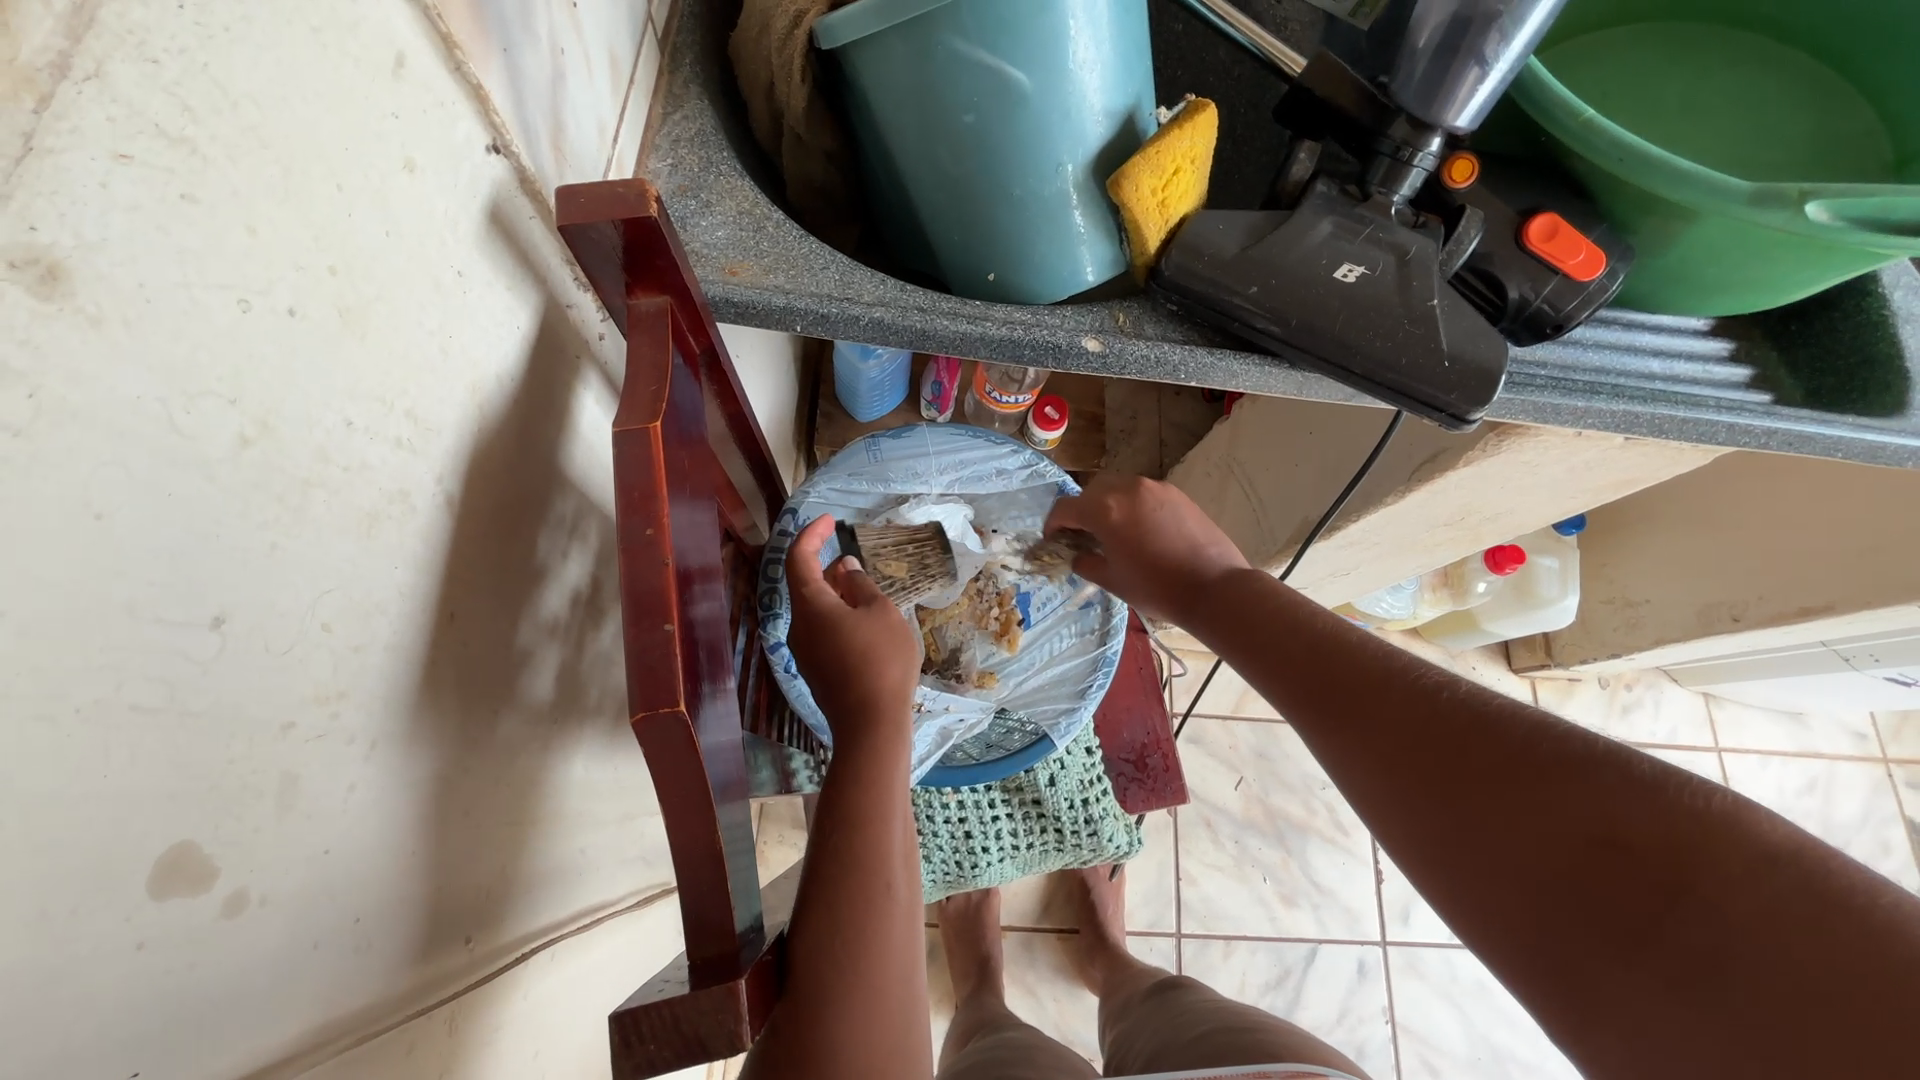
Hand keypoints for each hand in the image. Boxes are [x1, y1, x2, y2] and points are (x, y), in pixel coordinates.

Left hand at [785, 514, 923, 749]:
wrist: (871, 725)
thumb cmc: (880, 661)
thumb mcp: (881, 612)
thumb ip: (862, 586)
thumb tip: (845, 569)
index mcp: (810, 606)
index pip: (798, 558)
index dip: (811, 535)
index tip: (830, 521)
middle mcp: (798, 627)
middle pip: (804, 586)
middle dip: (826, 566)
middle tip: (851, 555)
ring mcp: (805, 652)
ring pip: (814, 610)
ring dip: (835, 593)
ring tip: (864, 588)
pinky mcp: (818, 671)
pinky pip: (822, 631)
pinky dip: (838, 615)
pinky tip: (865, 623)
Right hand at [1043, 473, 1250, 623]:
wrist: (1214, 588)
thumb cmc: (1157, 588)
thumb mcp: (1112, 581)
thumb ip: (1087, 563)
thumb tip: (1077, 556)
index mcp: (1104, 510)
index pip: (1065, 508)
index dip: (1054, 524)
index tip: (1054, 541)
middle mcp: (1127, 489)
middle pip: (1091, 492)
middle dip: (1082, 511)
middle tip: (1084, 537)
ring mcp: (1155, 488)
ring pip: (1118, 488)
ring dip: (1108, 506)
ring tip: (1114, 533)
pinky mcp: (1177, 493)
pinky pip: (1143, 493)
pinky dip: (1133, 506)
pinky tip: (1142, 531)